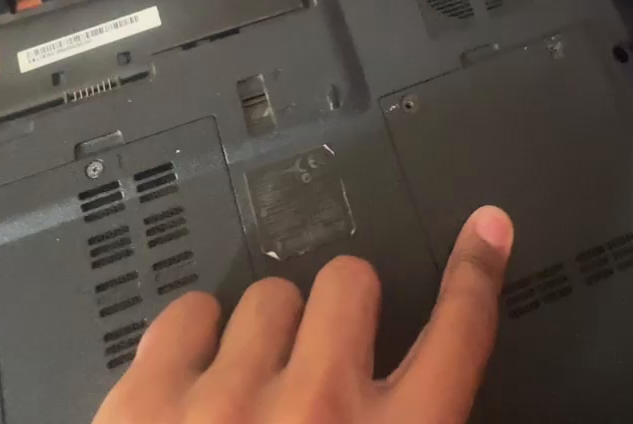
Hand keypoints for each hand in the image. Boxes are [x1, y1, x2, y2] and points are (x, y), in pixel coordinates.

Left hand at [94, 206, 513, 423]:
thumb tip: (428, 403)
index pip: (457, 335)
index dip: (476, 272)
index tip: (486, 227)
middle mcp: (318, 409)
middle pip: (350, 282)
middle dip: (342, 313)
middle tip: (321, 361)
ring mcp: (227, 397)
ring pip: (270, 294)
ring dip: (267, 335)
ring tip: (249, 394)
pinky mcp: (146, 397)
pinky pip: (190, 310)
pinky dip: (195, 339)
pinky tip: (193, 386)